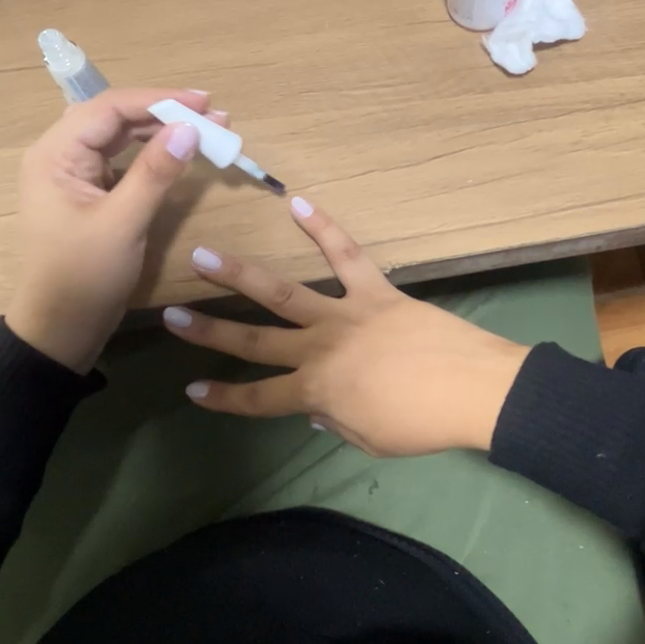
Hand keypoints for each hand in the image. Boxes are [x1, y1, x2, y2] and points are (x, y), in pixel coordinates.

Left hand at [4, 88, 209, 371]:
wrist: (61, 328)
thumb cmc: (84, 277)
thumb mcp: (123, 223)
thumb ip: (155, 173)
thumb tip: (189, 129)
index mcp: (56, 155)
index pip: (110, 109)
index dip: (159, 101)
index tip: (204, 102)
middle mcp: (61, 156)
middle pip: (115, 118)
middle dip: (165, 113)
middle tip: (215, 115)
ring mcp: (75, 177)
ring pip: (121, 138)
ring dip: (162, 132)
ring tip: (207, 130)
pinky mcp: (90, 196)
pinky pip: (123, 162)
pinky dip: (153, 155)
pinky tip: (179, 153)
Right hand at [162, 198, 530, 456]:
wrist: (474, 392)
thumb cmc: (421, 425)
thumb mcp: (369, 439)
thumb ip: (333, 420)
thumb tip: (312, 408)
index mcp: (316, 391)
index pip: (258, 397)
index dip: (223, 397)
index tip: (192, 389)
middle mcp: (319, 350)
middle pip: (255, 340)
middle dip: (210, 331)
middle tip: (170, 314)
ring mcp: (346, 315)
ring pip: (284, 292)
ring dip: (241, 274)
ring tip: (204, 254)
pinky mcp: (376, 292)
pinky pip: (347, 255)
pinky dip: (325, 228)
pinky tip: (299, 204)